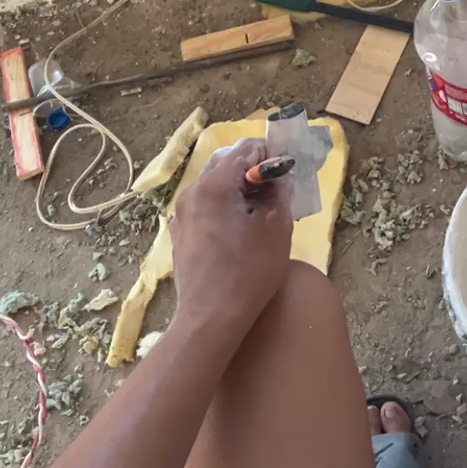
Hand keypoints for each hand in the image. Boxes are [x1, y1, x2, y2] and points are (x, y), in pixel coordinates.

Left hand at [171, 137, 293, 333]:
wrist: (211, 317)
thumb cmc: (250, 272)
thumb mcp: (277, 228)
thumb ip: (280, 192)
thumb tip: (281, 174)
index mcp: (214, 186)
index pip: (245, 149)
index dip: (270, 155)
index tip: (287, 172)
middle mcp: (191, 192)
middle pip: (225, 162)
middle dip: (252, 169)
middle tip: (276, 190)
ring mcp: (181, 213)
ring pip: (213, 183)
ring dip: (237, 187)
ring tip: (260, 210)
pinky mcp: (180, 232)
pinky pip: (204, 204)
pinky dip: (223, 203)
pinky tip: (239, 228)